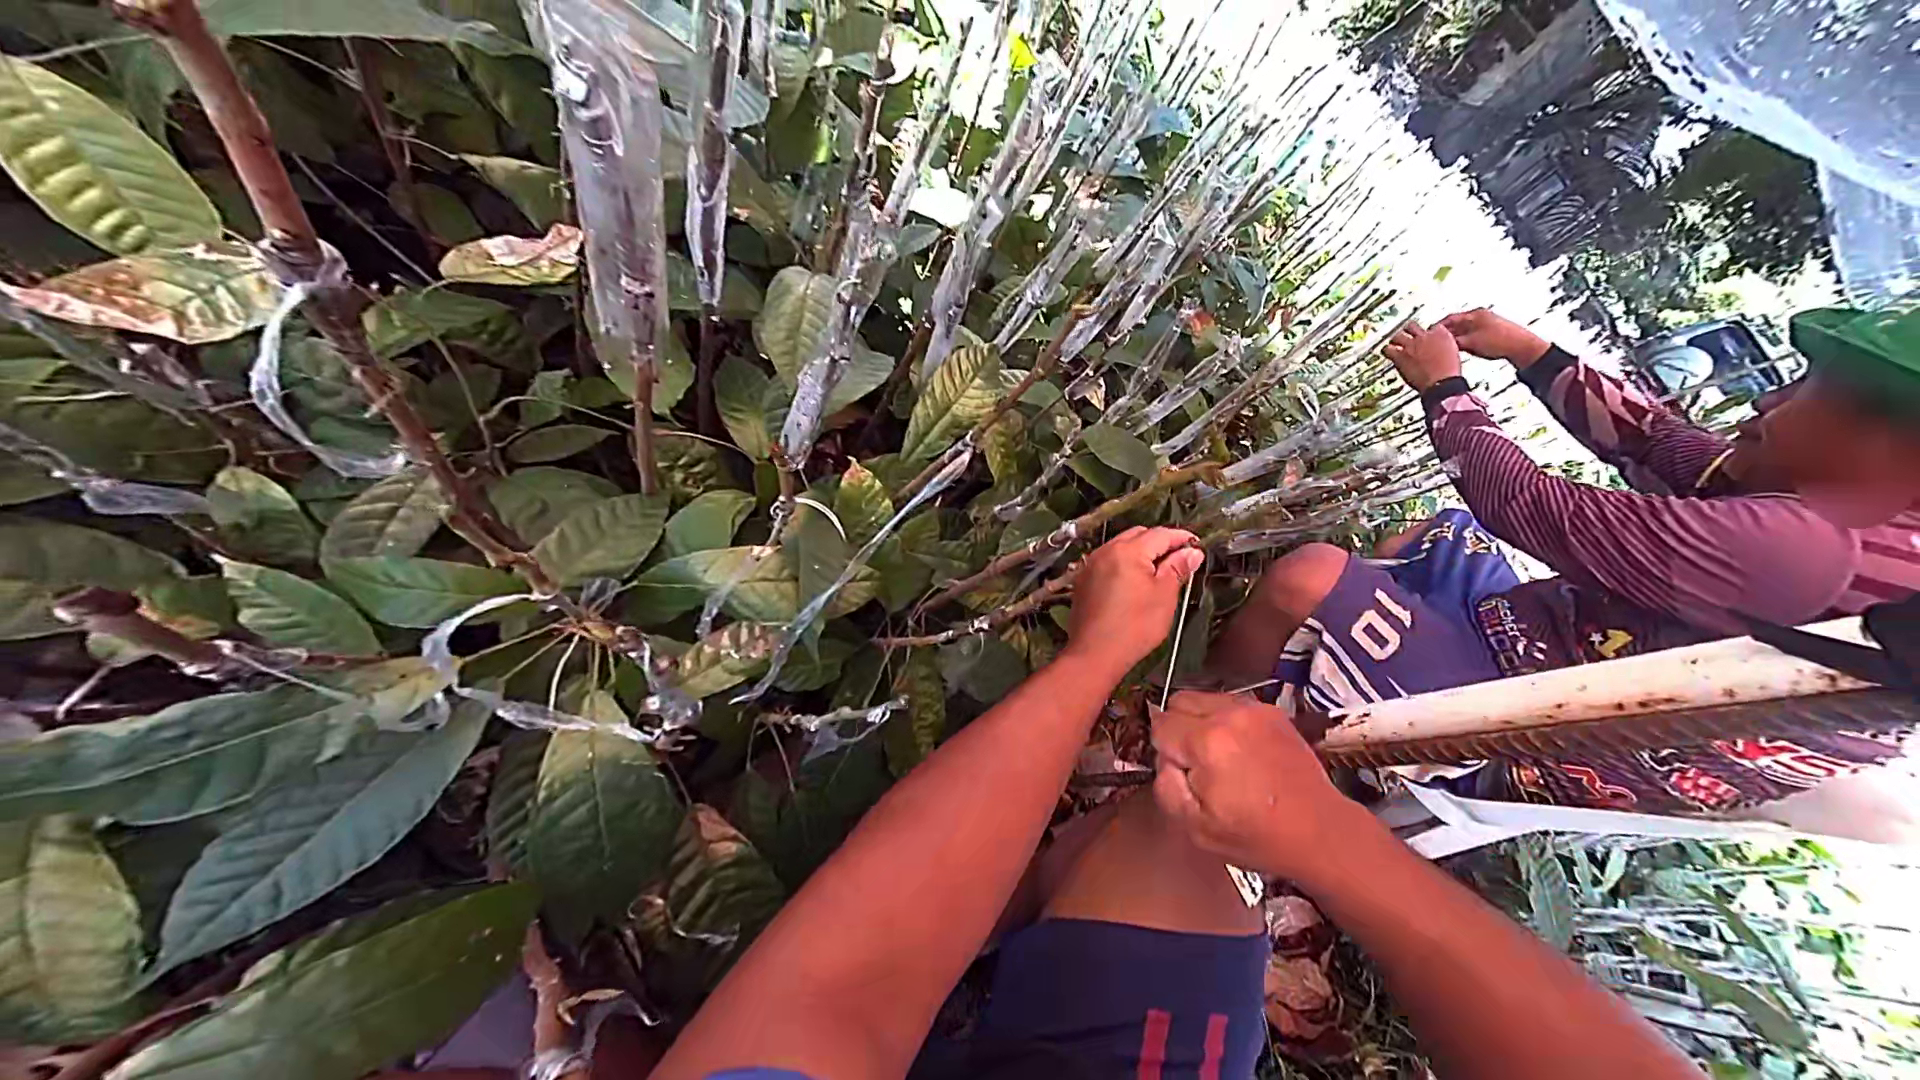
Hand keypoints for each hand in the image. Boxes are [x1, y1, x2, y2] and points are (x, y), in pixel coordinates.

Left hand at [1066, 526, 1201, 674]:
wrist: (1095, 653)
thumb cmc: (1134, 627)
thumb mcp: (1164, 596)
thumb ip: (1177, 568)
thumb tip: (1192, 552)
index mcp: (1128, 551)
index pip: (1159, 534)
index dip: (1181, 537)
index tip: (1195, 544)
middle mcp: (1106, 551)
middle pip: (1138, 535)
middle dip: (1160, 542)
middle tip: (1179, 557)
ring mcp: (1091, 565)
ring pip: (1120, 547)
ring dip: (1140, 552)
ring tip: (1158, 570)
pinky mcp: (1083, 580)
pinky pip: (1107, 561)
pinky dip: (1123, 564)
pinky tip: (1134, 580)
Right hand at [1149, 691, 1365, 878]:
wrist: (1320, 832)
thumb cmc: (1256, 836)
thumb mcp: (1194, 827)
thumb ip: (1164, 785)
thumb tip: (1165, 758)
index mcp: (1206, 742)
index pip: (1159, 724)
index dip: (1165, 751)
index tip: (1182, 772)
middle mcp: (1228, 714)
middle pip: (1177, 702)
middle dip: (1178, 728)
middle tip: (1196, 763)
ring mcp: (1252, 708)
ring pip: (1201, 697)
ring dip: (1200, 721)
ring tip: (1220, 755)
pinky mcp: (1271, 710)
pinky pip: (1228, 702)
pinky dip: (1224, 720)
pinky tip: (1240, 749)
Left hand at [1383, 320, 1463, 391]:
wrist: (1442, 381)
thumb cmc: (1448, 372)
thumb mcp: (1452, 352)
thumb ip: (1443, 347)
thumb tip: (1437, 349)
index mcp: (1441, 334)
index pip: (1431, 326)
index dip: (1426, 332)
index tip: (1424, 336)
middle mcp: (1424, 336)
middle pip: (1411, 326)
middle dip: (1407, 330)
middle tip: (1405, 335)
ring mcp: (1411, 345)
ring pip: (1398, 335)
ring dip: (1395, 339)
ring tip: (1393, 343)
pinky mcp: (1400, 356)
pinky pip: (1387, 349)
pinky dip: (1386, 350)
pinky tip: (1386, 353)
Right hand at [1436, 308, 1551, 367]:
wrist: (1522, 347)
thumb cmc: (1500, 342)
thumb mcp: (1469, 343)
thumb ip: (1451, 342)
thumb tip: (1438, 343)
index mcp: (1475, 314)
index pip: (1449, 318)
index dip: (1436, 328)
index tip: (1427, 335)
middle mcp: (1481, 316)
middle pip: (1456, 323)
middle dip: (1444, 333)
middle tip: (1433, 342)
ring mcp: (1487, 323)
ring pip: (1463, 329)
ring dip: (1454, 337)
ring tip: (1446, 346)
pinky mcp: (1491, 331)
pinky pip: (1471, 334)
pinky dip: (1463, 340)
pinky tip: (1461, 348)